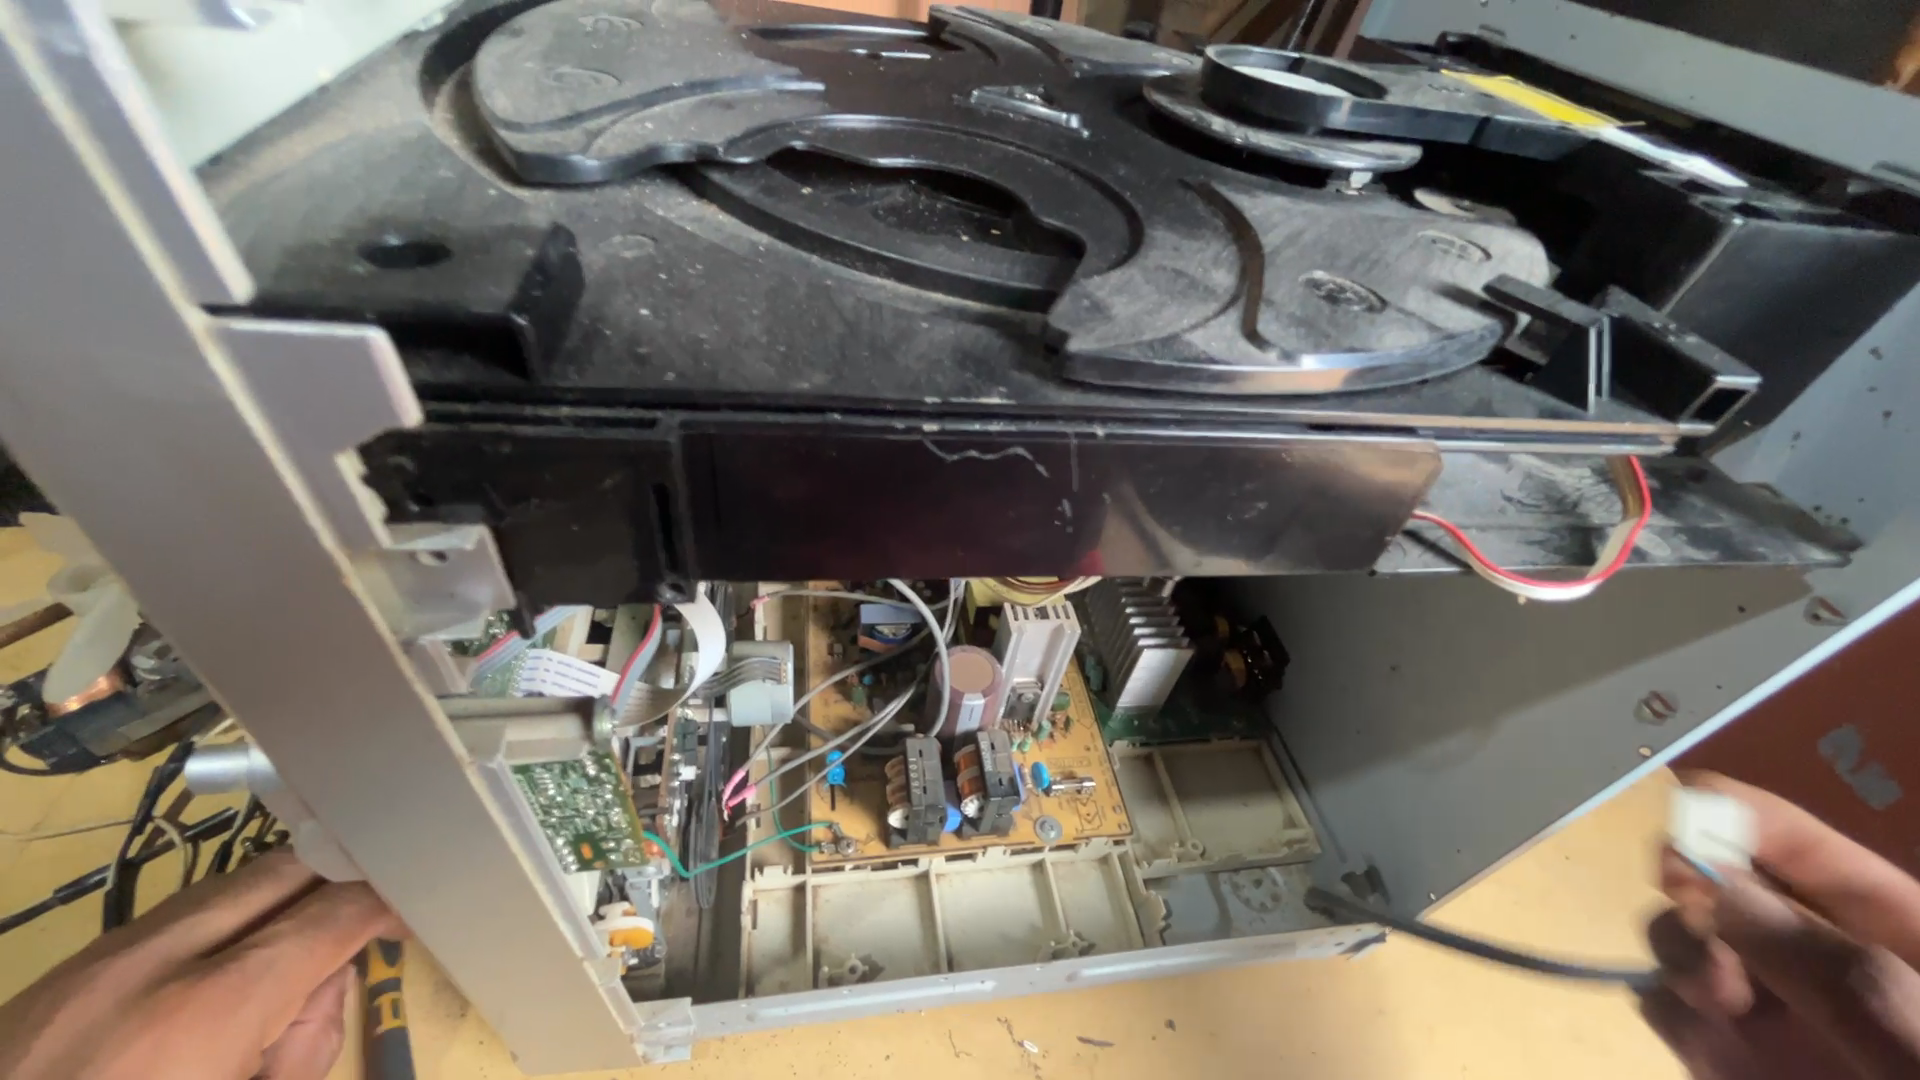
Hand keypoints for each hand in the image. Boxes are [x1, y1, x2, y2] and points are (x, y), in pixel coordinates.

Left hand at [0, 849, 399, 1079]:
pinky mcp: (63, 973)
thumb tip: (321, 983)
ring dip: (280, 902)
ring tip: (280, 966)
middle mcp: (157, 961)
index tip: (409, 916)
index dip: (389, 902)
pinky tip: (216, 981)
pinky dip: (220, 927)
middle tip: (361, 921)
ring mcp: (99, 961)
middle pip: (287, 869)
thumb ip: (306, 1040)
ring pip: (230, 884)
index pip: (339, 910)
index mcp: (211, 1008)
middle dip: (340, 880)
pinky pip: (174, 917)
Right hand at [1643, 774, 1919, 1077]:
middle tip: (1688, 906)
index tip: (1681, 814)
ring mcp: (1774, 1015)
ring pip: (1685, 936)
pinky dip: (1669, 1003)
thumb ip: (1840, 972)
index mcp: (1901, 944)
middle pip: (1722, 883)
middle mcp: (1823, 966)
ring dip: (1680, 948)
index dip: (1740, 817)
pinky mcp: (1727, 1059)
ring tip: (1713, 997)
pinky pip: (1668, 1003)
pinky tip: (1703, 1034)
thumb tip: (1713, 880)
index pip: (1806, 848)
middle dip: (1693, 886)